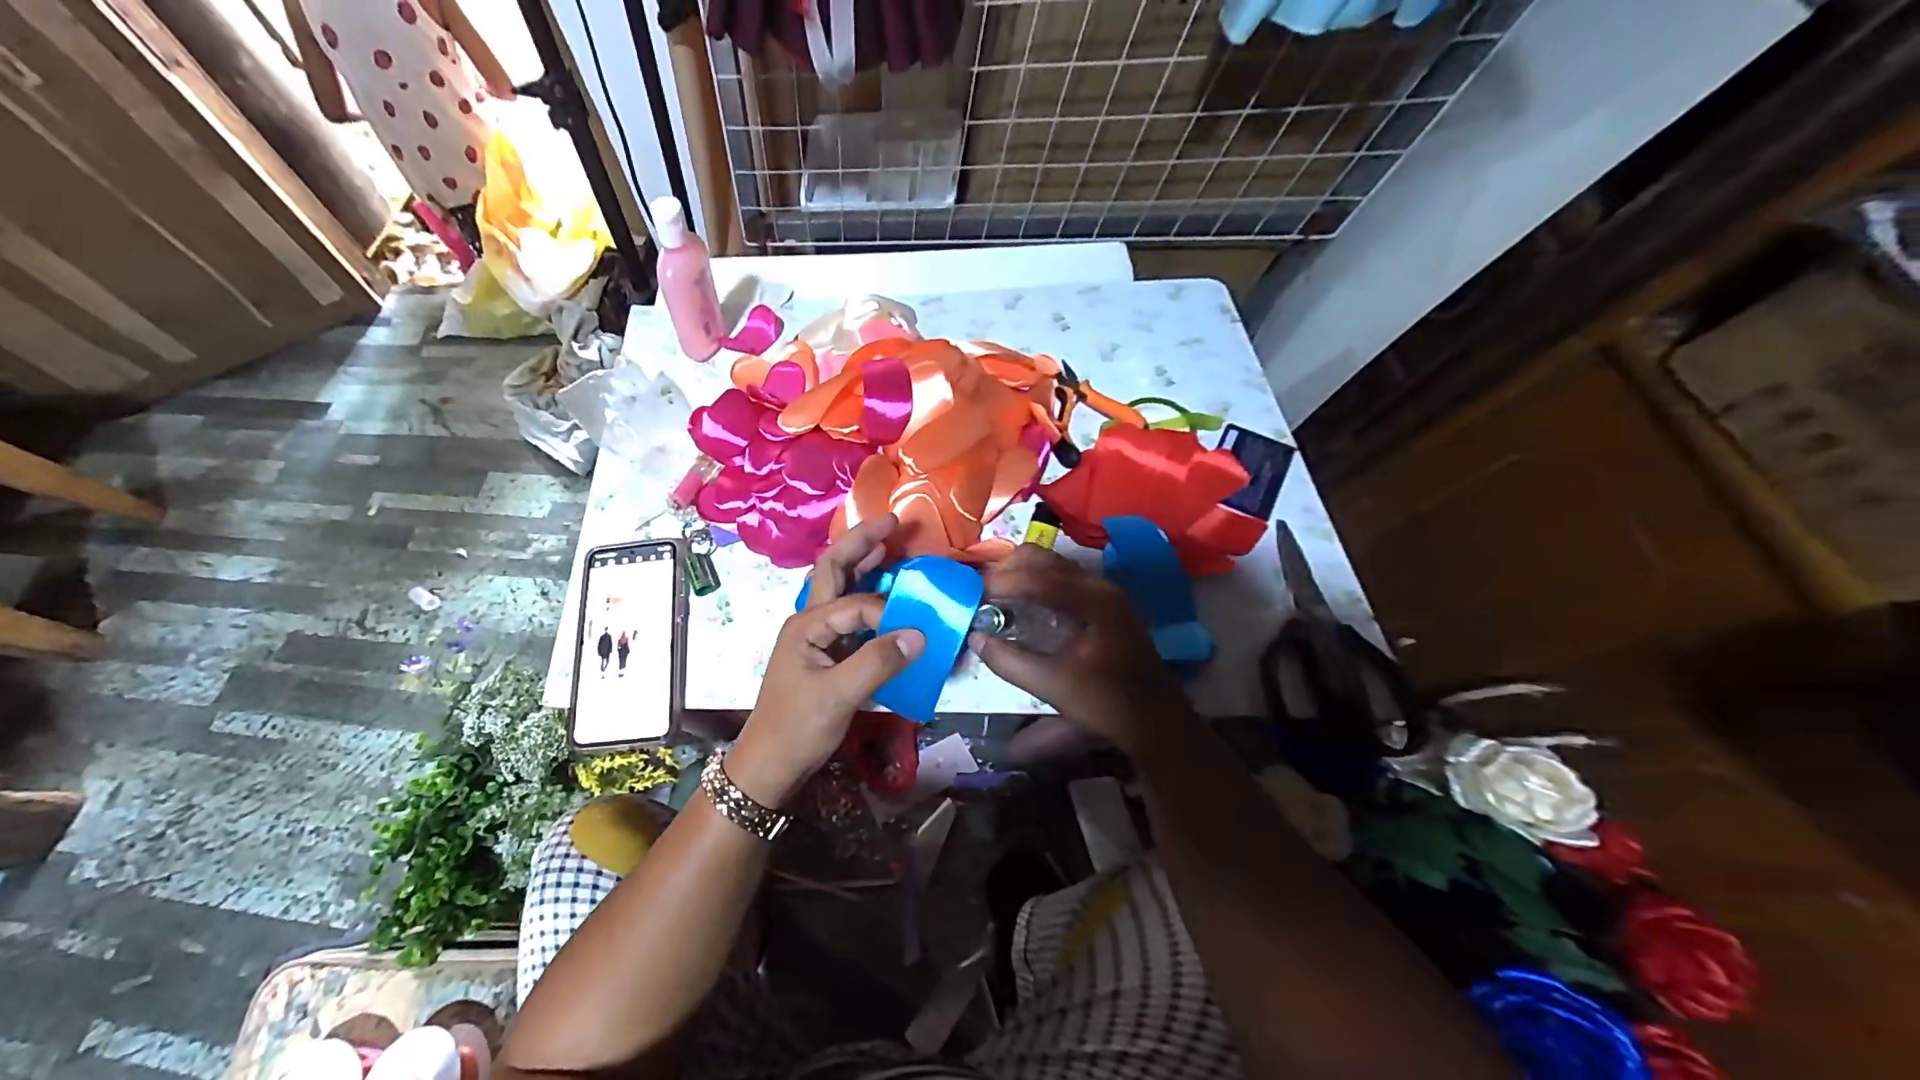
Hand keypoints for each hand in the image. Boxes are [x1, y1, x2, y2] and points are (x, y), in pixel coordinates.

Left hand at [729, 517, 921, 803]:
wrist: (771, 763)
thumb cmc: (797, 727)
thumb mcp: (838, 696)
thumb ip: (877, 663)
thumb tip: (920, 634)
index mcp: (806, 625)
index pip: (855, 604)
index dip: (887, 612)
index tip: (915, 633)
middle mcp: (808, 620)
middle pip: (834, 569)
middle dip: (861, 542)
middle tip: (893, 522)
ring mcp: (816, 634)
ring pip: (839, 586)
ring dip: (862, 562)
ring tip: (888, 543)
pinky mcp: (826, 651)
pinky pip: (848, 611)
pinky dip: (867, 594)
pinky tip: (885, 592)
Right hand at [972, 544, 1189, 753]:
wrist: (1156, 720)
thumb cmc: (1107, 702)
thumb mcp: (1054, 686)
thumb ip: (1011, 662)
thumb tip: (976, 638)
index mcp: (1094, 601)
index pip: (1040, 578)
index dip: (1003, 581)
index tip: (974, 592)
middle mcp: (1101, 587)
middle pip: (1048, 560)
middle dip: (1010, 568)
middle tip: (981, 588)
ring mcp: (1106, 592)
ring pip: (1056, 566)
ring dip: (1024, 573)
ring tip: (996, 592)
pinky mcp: (1105, 603)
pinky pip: (1065, 578)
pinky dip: (1038, 582)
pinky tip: (1023, 601)